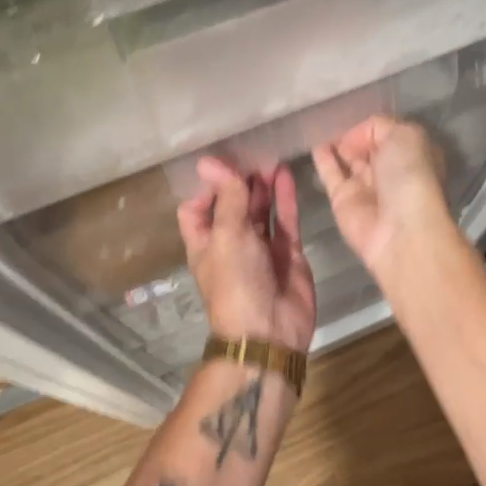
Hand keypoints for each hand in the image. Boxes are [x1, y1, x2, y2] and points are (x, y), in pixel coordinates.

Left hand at [176, 158, 316, 351]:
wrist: (270, 333)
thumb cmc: (237, 284)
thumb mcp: (227, 236)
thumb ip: (227, 197)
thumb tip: (208, 160)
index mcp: (205, 243)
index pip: (196, 209)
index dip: (206, 188)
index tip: (222, 167)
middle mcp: (231, 244)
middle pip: (232, 205)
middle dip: (240, 181)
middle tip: (253, 152)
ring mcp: (261, 249)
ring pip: (260, 210)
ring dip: (263, 186)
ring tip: (271, 158)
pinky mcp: (289, 254)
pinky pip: (285, 221)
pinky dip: (285, 198)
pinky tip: (286, 173)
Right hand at [312, 116, 452, 272]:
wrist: (399, 230)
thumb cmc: (410, 176)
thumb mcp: (405, 135)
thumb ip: (377, 126)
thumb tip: (352, 139)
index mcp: (412, 154)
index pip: (389, 134)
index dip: (374, 125)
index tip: (357, 116)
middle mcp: (389, 170)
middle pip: (368, 146)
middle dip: (355, 134)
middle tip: (333, 117)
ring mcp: (365, 186)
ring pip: (348, 159)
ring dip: (336, 143)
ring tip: (319, 125)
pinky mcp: (342, 200)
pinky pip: (330, 173)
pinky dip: (322, 158)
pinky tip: (313, 142)